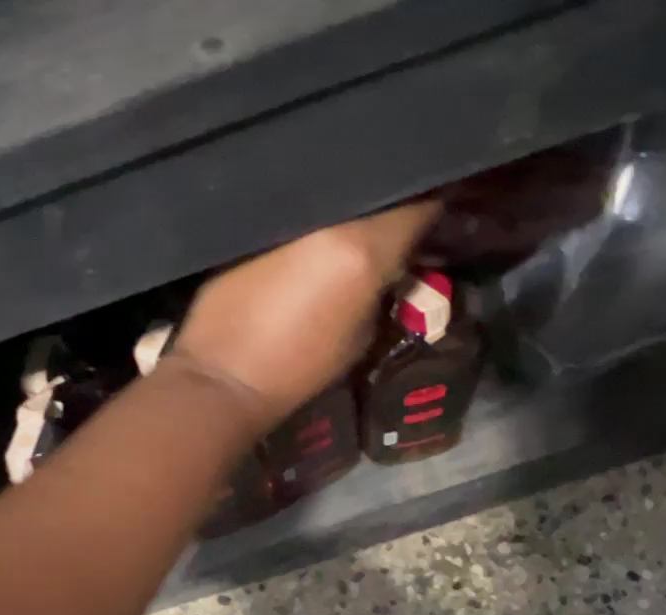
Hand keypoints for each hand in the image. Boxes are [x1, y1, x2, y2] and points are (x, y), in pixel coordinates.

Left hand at [170, 200, 442, 433]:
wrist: (224, 376)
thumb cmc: (299, 369)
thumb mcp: (362, 333)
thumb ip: (383, 288)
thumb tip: (392, 264)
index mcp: (363, 248)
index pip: (418, 204)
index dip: (435, 205)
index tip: (442, 213)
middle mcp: (327, 218)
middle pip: (375, 188)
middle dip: (392, 199)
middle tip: (402, 215)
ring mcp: (289, 213)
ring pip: (335, 188)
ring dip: (353, 202)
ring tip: (361, 218)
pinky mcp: (256, 217)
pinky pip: (299, 202)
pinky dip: (315, 210)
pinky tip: (319, 227)